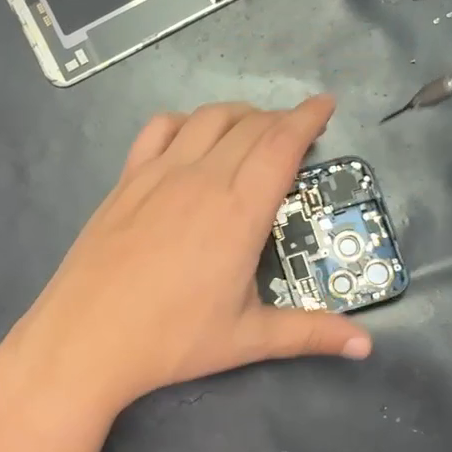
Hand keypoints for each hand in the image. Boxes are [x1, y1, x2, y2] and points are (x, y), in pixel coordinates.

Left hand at [0, 97, 371, 416]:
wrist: (86, 338)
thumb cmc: (171, 340)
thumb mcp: (246, 339)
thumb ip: (309, 333)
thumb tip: (366, 346)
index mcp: (239, 210)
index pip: (281, 144)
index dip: (308, 118)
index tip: (326, 104)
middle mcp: (202, 178)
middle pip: (249, 125)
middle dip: (280, 119)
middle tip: (297, 132)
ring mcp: (158, 174)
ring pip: (206, 118)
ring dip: (238, 114)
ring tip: (252, 128)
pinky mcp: (126, 180)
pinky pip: (159, 129)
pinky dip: (185, 121)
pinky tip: (191, 136)